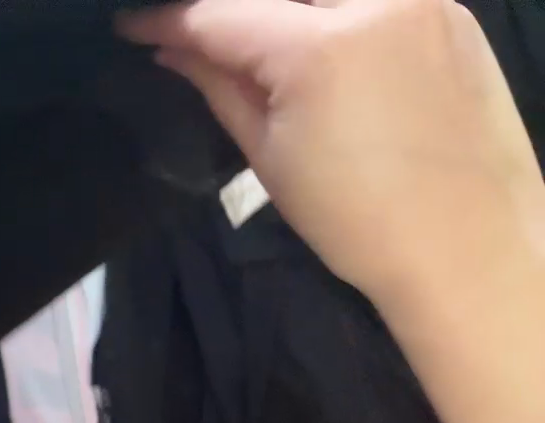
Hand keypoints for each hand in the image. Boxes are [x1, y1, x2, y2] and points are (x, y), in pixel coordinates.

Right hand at [120, 0, 544, 311]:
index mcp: (323, 45)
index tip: (127, 26)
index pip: (223, 15)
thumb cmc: (345, 210)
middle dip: (222, 8)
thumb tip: (175, 54)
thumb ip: (221, 88)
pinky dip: (317, 13)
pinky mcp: (449, 12)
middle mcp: (382, 0)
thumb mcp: (264, 151)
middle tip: (178, 37)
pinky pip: (363, 0)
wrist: (462, 233)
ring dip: (272, 11)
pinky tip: (293, 41)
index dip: (168, 20)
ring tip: (230, 44)